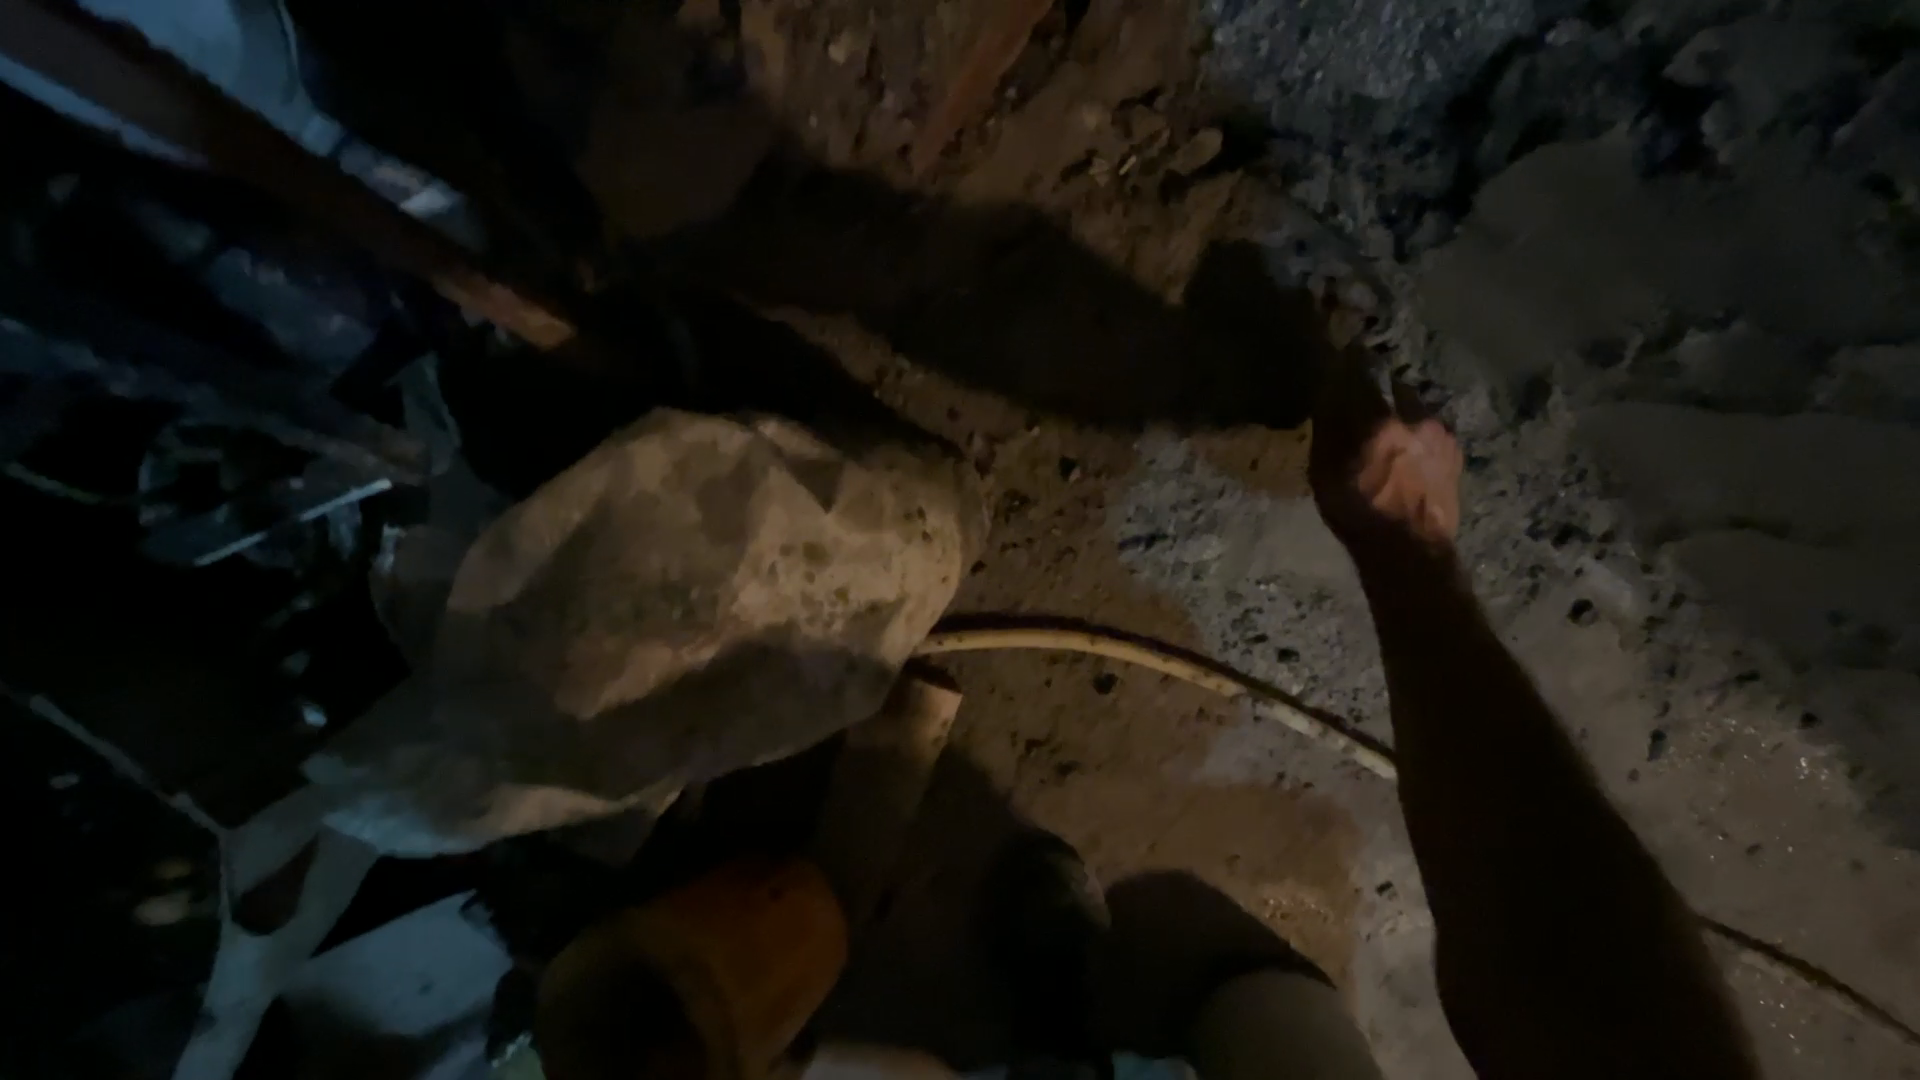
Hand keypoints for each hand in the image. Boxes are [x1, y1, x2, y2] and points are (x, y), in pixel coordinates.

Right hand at [1308, 362, 1462, 554]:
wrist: (1410, 549)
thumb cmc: (1356, 512)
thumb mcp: (1324, 470)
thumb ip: (1329, 425)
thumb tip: (1330, 388)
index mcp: (1377, 418)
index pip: (1361, 368)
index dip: (1349, 357)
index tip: (1341, 350)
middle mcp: (1414, 415)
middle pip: (1392, 381)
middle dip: (1377, 382)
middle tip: (1363, 392)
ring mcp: (1440, 431)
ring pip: (1415, 401)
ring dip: (1399, 404)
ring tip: (1386, 422)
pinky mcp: (1455, 449)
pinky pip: (1431, 423)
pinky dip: (1416, 425)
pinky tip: (1406, 445)